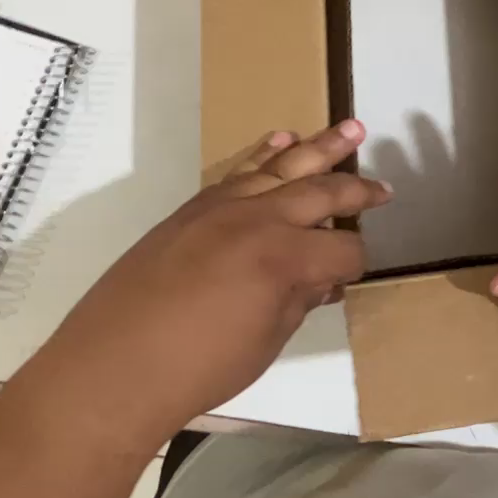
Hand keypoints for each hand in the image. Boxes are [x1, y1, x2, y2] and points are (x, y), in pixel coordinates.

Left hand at [42, 121, 389, 442]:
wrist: (112, 366)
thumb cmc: (198, 369)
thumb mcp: (266, 341)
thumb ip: (300, 300)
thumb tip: (324, 280)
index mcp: (284, 259)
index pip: (342, 251)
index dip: (356, 266)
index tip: (354, 277)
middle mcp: (259, 219)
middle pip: (322, 194)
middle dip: (358, 191)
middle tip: (384, 187)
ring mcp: (223, 206)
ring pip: (283, 166)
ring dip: (320, 148)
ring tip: (351, 128)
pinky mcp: (194, 207)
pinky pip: (239, 171)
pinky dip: (265, 154)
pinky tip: (283, 140)